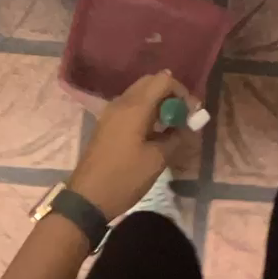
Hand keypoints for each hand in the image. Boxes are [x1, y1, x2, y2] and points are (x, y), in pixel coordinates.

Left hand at [68, 72, 193, 220]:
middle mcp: (121, 102)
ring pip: (139, 93)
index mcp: (135, 107)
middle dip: (170, 94)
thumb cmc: (124, 178)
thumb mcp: (157, 160)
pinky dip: (146, 110)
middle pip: (150, 82)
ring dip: (158, 102)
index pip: (164, 80)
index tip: (190, 113)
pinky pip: (130, 105)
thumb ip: (176, 137)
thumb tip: (188, 126)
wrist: (87, 198)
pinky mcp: (107, 123)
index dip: (182, 92)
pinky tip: (153, 132)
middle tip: (182, 116)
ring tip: (171, 125)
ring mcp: (111, 112)